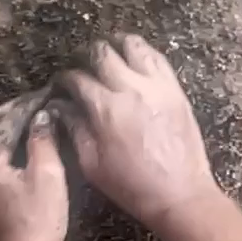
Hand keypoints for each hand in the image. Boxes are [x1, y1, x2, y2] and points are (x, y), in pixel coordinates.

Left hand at [0, 96, 68, 240]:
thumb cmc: (39, 221)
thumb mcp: (48, 176)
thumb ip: (43, 140)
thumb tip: (43, 115)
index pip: (3, 121)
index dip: (26, 105)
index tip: (46, 95)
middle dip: (12, 113)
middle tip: (37, 103)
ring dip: (6, 129)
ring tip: (32, 119)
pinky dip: (3, 147)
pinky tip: (23, 145)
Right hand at [57, 35, 219, 231]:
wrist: (180, 195)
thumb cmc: (133, 186)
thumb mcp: (92, 165)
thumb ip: (74, 130)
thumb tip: (61, 108)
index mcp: (105, 109)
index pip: (77, 79)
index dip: (64, 80)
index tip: (62, 85)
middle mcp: (130, 89)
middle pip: (102, 52)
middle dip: (86, 56)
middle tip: (83, 67)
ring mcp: (157, 86)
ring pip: (132, 45)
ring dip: (116, 46)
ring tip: (110, 56)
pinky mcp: (175, 90)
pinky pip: (157, 58)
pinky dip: (142, 53)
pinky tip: (134, 62)